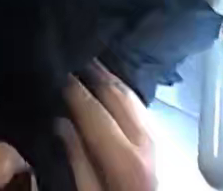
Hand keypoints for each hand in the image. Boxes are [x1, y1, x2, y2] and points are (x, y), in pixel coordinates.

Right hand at [57, 64, 155, 190]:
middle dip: (93, 73)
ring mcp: (159, 137)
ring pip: (130, 94)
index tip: (59, 75)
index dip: (75, 90)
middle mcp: (147, 140)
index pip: (95, 111)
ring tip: (89, 64)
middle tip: (73, 57)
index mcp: (128, 162)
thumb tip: (60, 124)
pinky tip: (111, 86)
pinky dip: (121, 90)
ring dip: (108, 77)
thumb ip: (78, 165)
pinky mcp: (163, 139)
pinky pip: (139, 103)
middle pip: (117, 93)